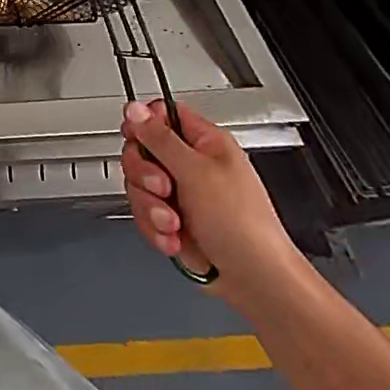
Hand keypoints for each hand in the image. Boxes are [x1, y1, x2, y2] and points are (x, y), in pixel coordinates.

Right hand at [121, 99, 308, 309]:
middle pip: (141, 152)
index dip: (142, 124)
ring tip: (175, 222)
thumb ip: (159, 139)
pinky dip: (155, 229)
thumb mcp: (195, 172)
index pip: (161, 115)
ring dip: (152, 209)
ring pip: (138, 186)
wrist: (253, 279)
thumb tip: (136, 110)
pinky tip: (175, 237)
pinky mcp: (172, 219)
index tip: (137, 141)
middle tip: (164, 188)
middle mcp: (191, 165)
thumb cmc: (242, 224)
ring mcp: (180, 193)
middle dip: (145, 176)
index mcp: (204, 142)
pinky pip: (143, 214)